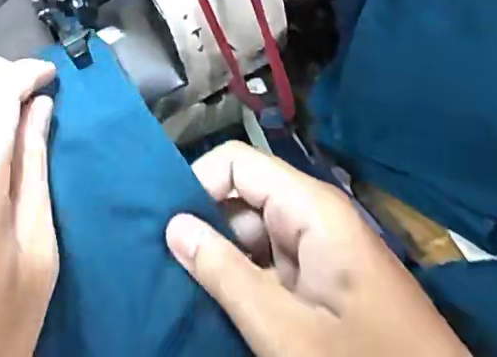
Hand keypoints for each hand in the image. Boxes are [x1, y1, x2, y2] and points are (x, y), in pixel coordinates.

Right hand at [166, 142, 470, 356]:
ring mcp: (326, 254)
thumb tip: (172, 224)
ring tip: (189, 291)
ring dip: (225, 261)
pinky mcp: (331, 288)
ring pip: (256, 235)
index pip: (237, 163)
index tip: (166, 228)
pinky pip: (276, 267)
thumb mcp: (286, 332)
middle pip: (244, 197)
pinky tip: (224, 311)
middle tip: (169, 266)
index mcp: (312, 209)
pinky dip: (249, 285)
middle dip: (207, 227)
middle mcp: (318, 218)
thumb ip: (224, 273)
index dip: (198, 185)